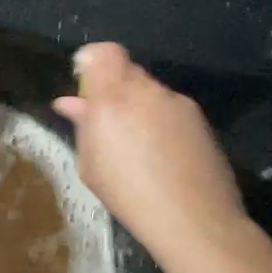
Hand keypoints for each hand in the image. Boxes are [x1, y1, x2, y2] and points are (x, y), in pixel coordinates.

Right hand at [52, 42, 244, 252]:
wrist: (195, 220)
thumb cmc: (129, 194)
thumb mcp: (91, 165)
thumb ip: (83, 126)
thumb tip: (70, 103)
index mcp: (112, 98)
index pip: (105, 53)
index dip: (93, 60)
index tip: (86, 82)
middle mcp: (147, 91)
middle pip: (128, 72)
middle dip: (115, 89)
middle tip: (109, 121)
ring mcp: (178, 104)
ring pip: (151, 92)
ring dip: (140, 107)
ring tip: (138, 144)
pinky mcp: (200, 120)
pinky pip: (172, 109)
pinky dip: (162, 122)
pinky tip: (163, 154)